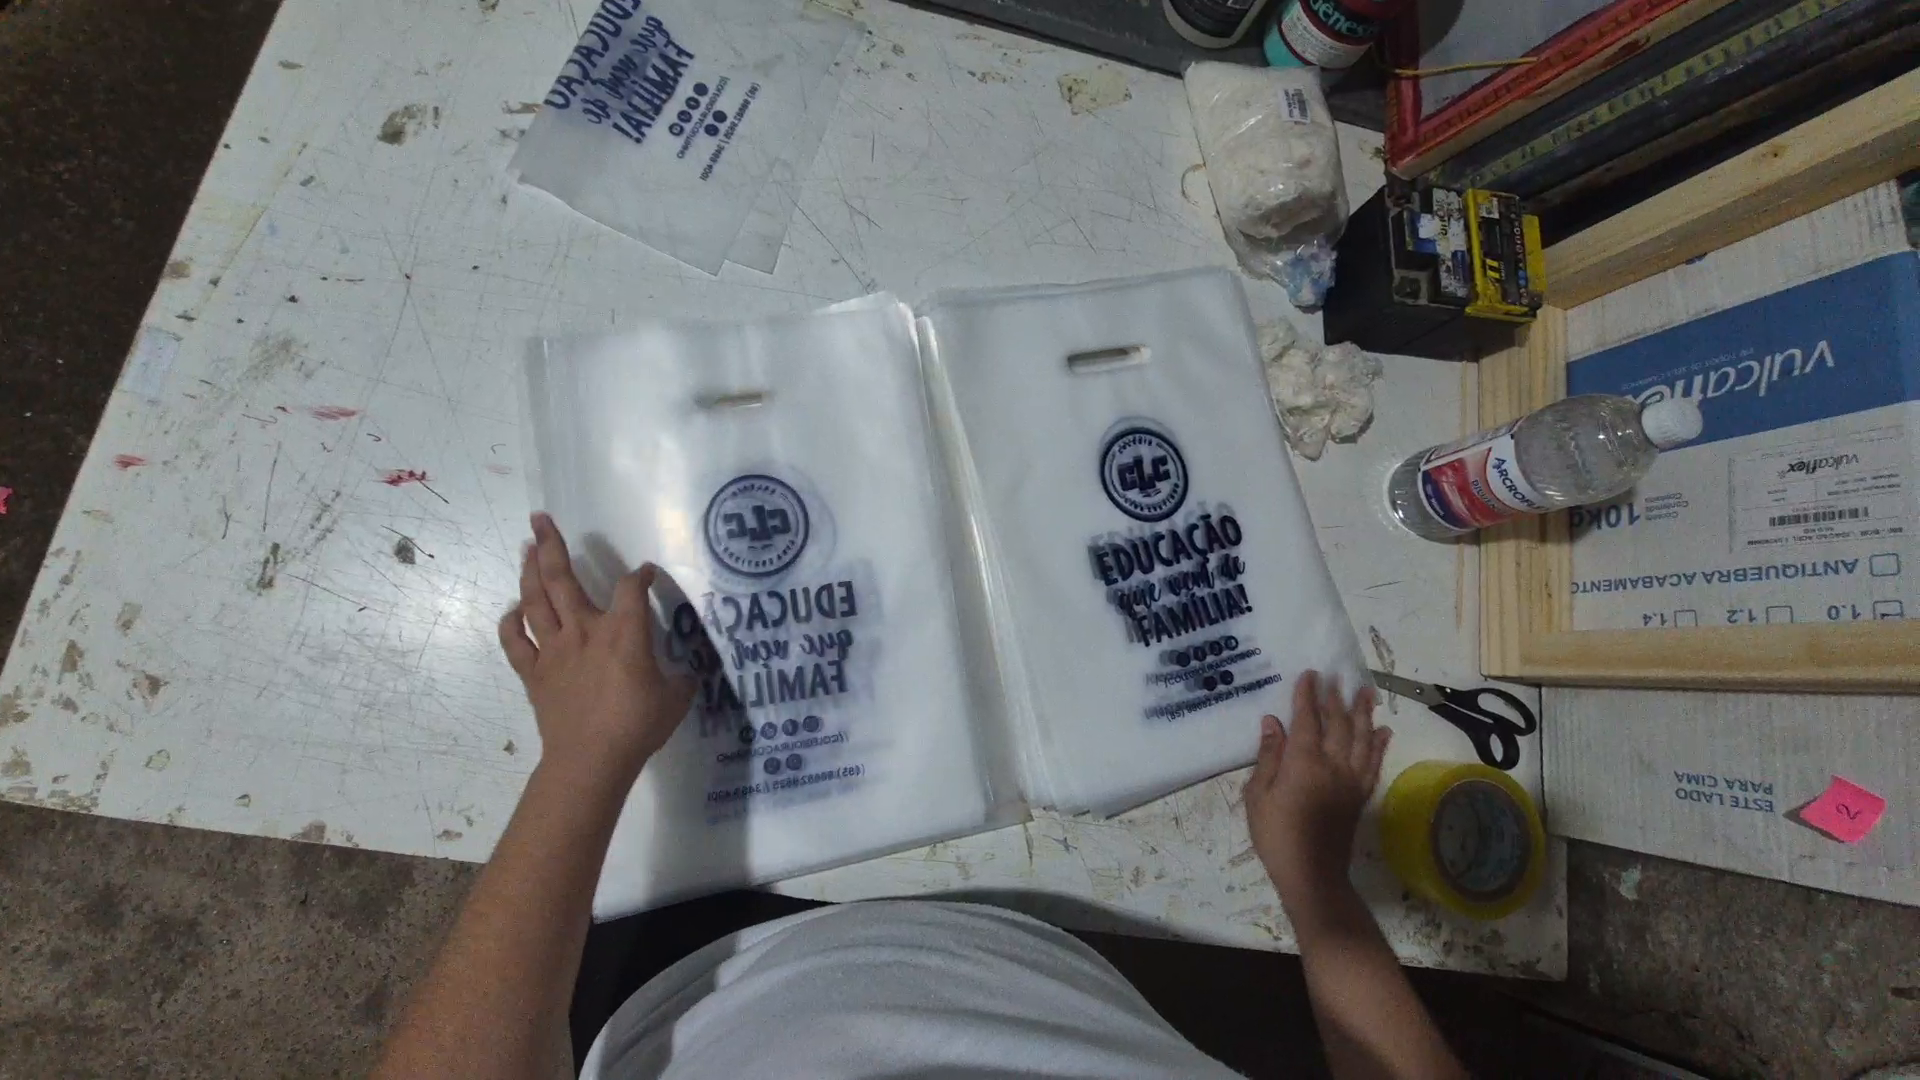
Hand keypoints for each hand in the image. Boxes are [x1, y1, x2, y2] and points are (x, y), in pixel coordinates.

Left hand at [498, 513, 695, 785]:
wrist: (591, 760)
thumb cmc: (639, 725)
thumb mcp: (676, 698)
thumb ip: (681, 678)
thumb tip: (685, 673)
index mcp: (623, 632)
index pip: (631, 589)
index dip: (640, 576)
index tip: (647, 573)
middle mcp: (584, 630)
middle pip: (561, 579)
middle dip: (550, 545)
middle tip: (540, 519)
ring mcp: (554, 650)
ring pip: (534, 601)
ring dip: (528, 571)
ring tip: (526, 548)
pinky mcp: (534, 673)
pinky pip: (515, 642)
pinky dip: (510, 624)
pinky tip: (512, 611)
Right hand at [1244, 670, 1390, 911]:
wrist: (1312, 874)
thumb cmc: (1276, 834)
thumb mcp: (1258, 795)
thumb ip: (1269, 756)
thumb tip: (1273, 722)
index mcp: (1304, 763)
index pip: (1307, 720)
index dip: (1307, 696)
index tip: (1310, 675)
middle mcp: (1333, 765)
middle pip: (1338, 724)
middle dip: (1335, 698)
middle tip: (1336, 676)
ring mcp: (1351, 780)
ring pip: (1361, 738)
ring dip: (1363, 713)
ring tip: (1366, 692)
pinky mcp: (1360, 795)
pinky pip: (1373, 763)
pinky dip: (1378, 744)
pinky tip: (1382, 730)